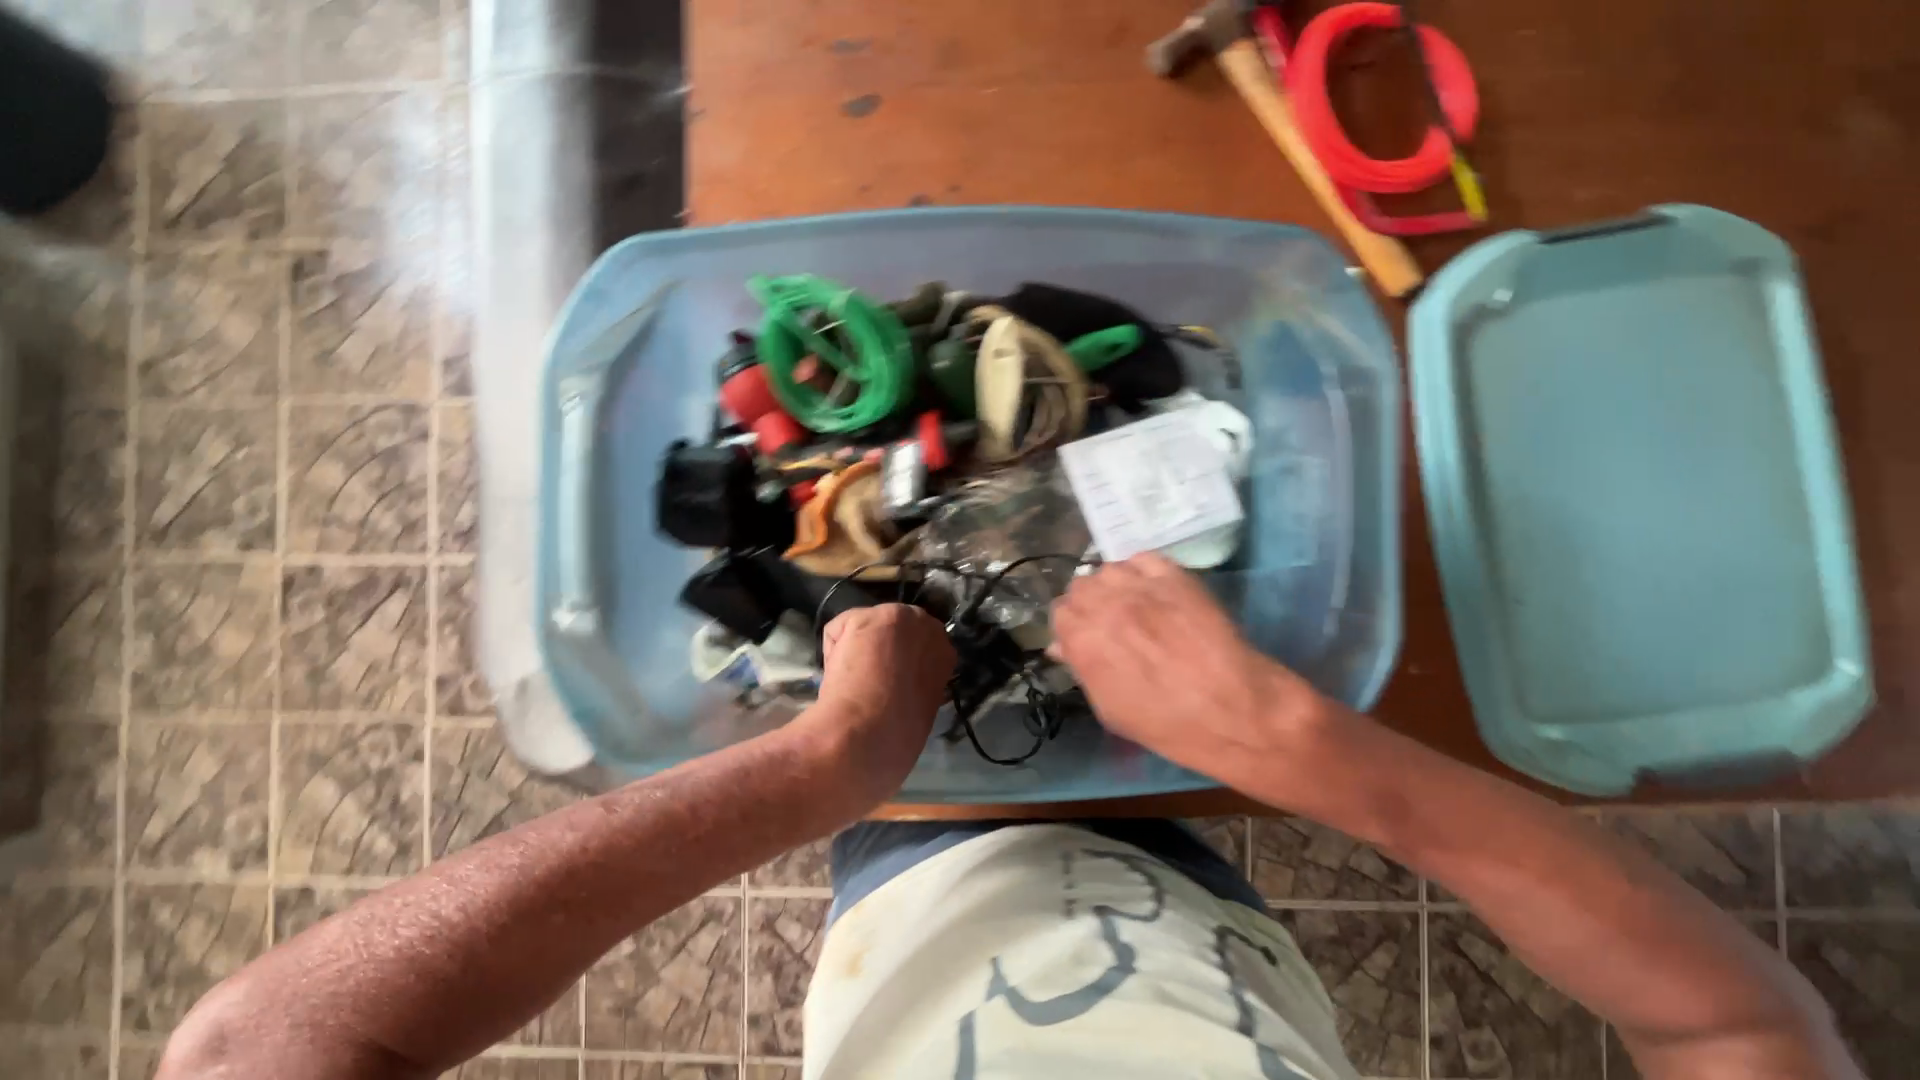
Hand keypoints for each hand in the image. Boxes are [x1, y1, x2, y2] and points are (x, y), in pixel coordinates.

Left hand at [799, 604, 956, 800]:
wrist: (870, 732)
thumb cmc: (899, 732)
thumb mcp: (923, 708)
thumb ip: (918, 686)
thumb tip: (901, 689)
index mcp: (945, 654)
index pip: (919, 646)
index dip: (898, 662)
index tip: (886, 681)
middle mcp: (928, 627)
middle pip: (894, 627)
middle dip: (881, 646)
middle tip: (866, 676)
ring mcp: (898, 617)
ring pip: (866, 627)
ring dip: (856, 649)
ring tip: (851, 679)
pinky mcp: (865, 617)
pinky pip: (838, 631)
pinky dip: (831, 652)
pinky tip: (838, 675)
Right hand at [1050, 554, 1332, 784]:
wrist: (1232, 709)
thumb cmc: (1166, 723)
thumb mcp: (1110, 711)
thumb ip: (1081, 670)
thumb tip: (1062, 647)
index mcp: (1082, 640)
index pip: (1060, 612)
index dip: (1073, 625)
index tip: (1086, 637)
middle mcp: (1104, 605)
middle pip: (1081, 585)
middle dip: (1090, 603)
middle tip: (1111, 622)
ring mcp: (1140, 586)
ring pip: (1110, 569)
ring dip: (1115, 585)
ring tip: (1133, 604)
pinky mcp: (1174, 576)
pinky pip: (1145, 559)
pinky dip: (1143, 570)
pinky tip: (1155, 591)